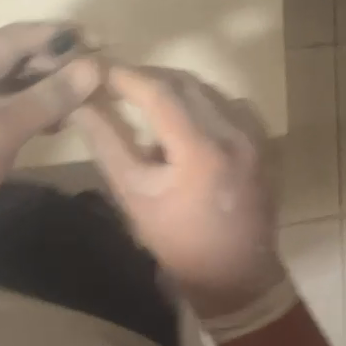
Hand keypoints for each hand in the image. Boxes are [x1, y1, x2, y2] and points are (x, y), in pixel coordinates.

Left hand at [0, 22, 102, 258]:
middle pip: (17, 58)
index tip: (100, 43)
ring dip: (48, 90)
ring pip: (12, 85)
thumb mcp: (1, 132)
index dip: (61, 36)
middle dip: (58, 64)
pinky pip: (4, 108)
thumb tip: (92, 68)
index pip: (19, 35)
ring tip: (86, 101)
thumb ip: (47, 98)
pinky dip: (31, 112)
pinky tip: (57, 125)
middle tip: (99, 78)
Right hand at [73, 66, 286, 321]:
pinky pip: (231, 106)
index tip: (101, 70)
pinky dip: (204, 104)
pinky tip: (187, 123)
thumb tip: (81, 105)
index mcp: (201, 149)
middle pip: (186, 84)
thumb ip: (108, 144)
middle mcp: (233, 133)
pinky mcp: (264, 143)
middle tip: (120, 83)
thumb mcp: (134, 194)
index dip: (127, 77)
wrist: (234, 275)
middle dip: (151, 79)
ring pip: (210, 91)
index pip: (159, 93)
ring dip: (177, 90)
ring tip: (148, 103)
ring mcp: (255, 136)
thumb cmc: (177, 241)